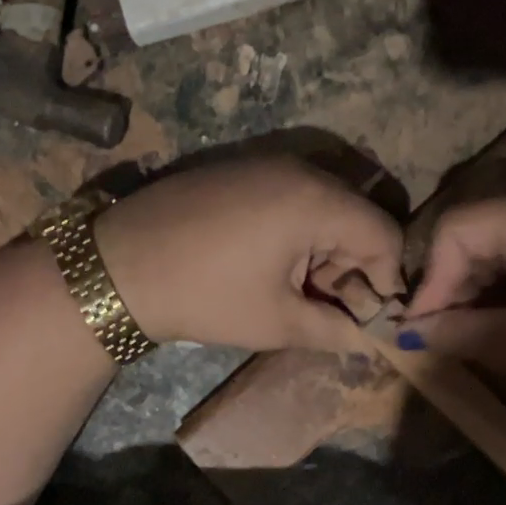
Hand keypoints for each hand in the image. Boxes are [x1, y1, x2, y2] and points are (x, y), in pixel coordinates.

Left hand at [91, 157, 403, 351]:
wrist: (119, 267)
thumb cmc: (205, 296)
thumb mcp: (276, 322)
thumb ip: (334, 329)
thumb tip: (367, 340)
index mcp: (315, 200)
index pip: (383, 233)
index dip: (387, 281)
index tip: (367, 318)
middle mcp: (299, 169)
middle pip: (356, 217)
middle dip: (353, 269)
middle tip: (330, 312)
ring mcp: (266, 165)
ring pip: (324, 209)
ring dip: (324, 255)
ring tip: (295, 296)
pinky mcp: (240, 170)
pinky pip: (291, 200)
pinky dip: (296, 236)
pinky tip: (270, 270)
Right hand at [399, 195, 505, 421]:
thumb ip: (460, 333)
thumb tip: (408, 332)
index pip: (459, 226)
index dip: (431, 277)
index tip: (421, 326)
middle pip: (479, 232)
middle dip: (450, 283)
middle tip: (440, 334)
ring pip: (501, 246)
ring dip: (476, 288)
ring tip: (467, 333)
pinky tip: (502, 323)